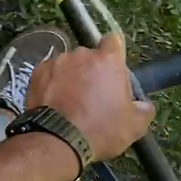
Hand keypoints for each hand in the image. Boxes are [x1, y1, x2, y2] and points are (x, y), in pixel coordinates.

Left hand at [25, 33, 153, 160]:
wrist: (57, 139)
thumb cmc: (100, 129)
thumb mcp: (135, 125)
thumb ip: (143, 107)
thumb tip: (141, 103)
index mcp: (107, 60)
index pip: (113, 41)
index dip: (114, 52)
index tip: (113, 69)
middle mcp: (80, 54)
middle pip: (90, 56)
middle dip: (93, 70)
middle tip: (94, 94)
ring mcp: (56, 61)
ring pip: (68, 65)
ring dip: (71, 76)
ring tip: (71, 101)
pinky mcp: (37, 71)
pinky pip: (50, 73)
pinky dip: (53, 83)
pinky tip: (55, 102)